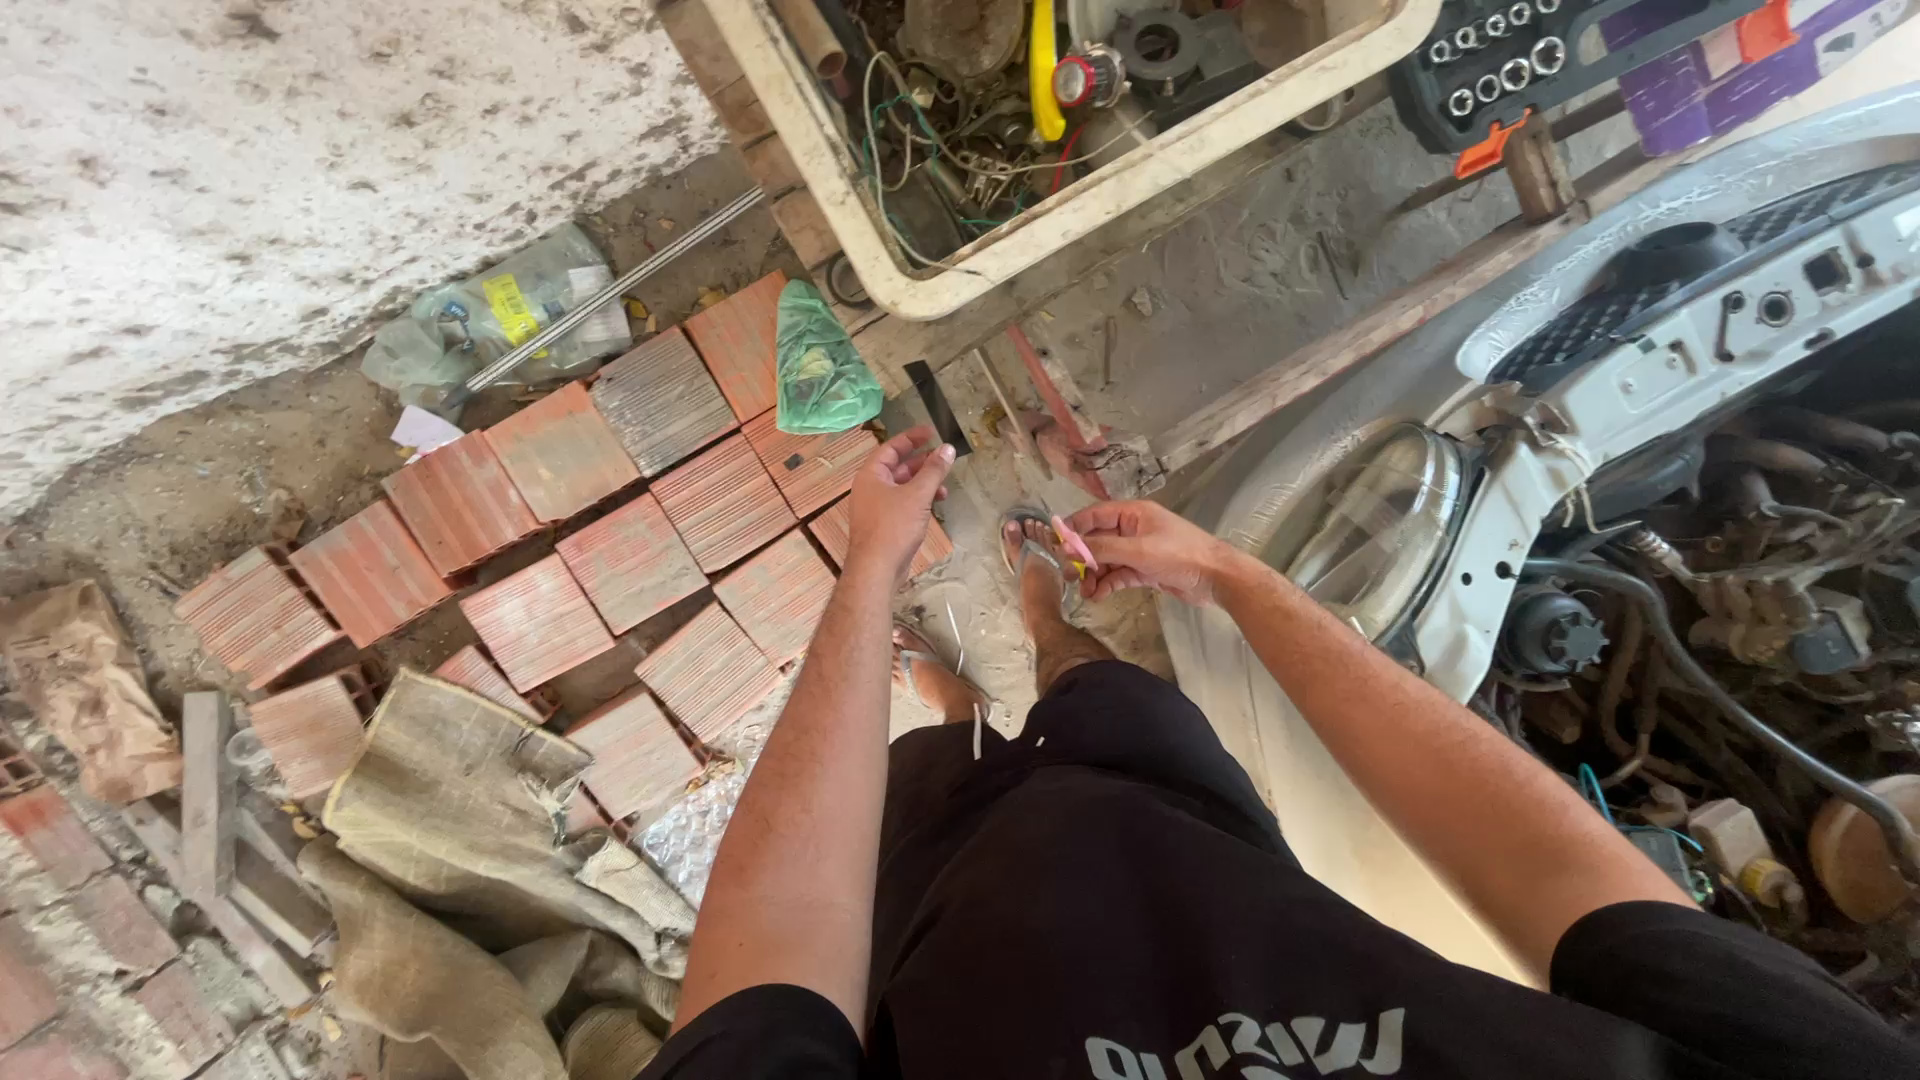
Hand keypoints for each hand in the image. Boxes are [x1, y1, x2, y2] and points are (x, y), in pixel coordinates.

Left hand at [845, 425, 955, 583]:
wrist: (876, 569)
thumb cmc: (893, 527)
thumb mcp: (917, 495)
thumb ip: (934, 470)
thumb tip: (948, 448)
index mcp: (871, 474)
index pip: (891, 447)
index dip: (911, 438)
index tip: (931, 432)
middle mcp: (870, 488)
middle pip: (897, 467)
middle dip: (921, 463)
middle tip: (943, 459)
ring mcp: (876, 507)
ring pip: (902, 487)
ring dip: (923, 484)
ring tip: (944, 487)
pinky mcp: (884, 525)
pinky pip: (902, 504)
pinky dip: (918, 501)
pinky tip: (934, 507)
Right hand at [1067, 500, 1237, 605]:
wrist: (1217, 578)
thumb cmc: (1180, 554)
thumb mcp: (1138, 550)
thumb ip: (1102, 548)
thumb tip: (1068, 547)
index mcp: (1133, 514)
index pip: (1095, 515)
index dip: (1074, 528)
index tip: (1056, 545)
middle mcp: (1133, 529)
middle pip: (1098, 540)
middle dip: (1082, 558)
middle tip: (1068, 575)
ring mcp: (1139, 551)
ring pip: (1106, 561)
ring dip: (1093, 575)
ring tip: (1084, 592)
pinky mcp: (1145, 570)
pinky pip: (1118, 575)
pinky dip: (1107, 584)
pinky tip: (1097, 596)